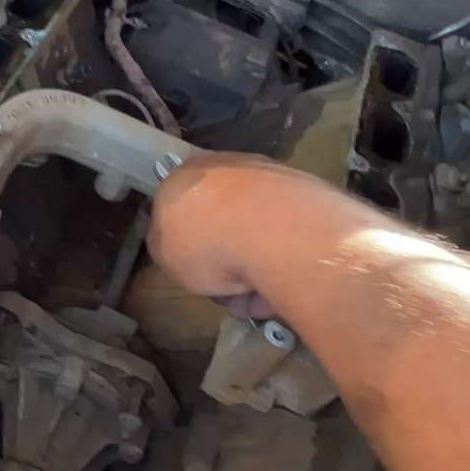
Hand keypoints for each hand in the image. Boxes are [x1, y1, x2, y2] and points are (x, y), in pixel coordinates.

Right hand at [148, 153, 341, 319]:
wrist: (274, 230)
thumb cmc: (204, 243)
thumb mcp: (165, 256)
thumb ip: (169, 247)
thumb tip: (181, 247)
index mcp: (182, 177)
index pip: (177, 211)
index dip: (185, 247)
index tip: (195, 272)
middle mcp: (222, 168)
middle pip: (218, 221)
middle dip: (223, 262)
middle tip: (228, 294)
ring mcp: (267, 176)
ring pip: (254, 230)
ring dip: (252, 268)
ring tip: (255, 302)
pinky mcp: (305, 192)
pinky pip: (284, 233)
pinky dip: (280, 261)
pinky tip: (279, 290)